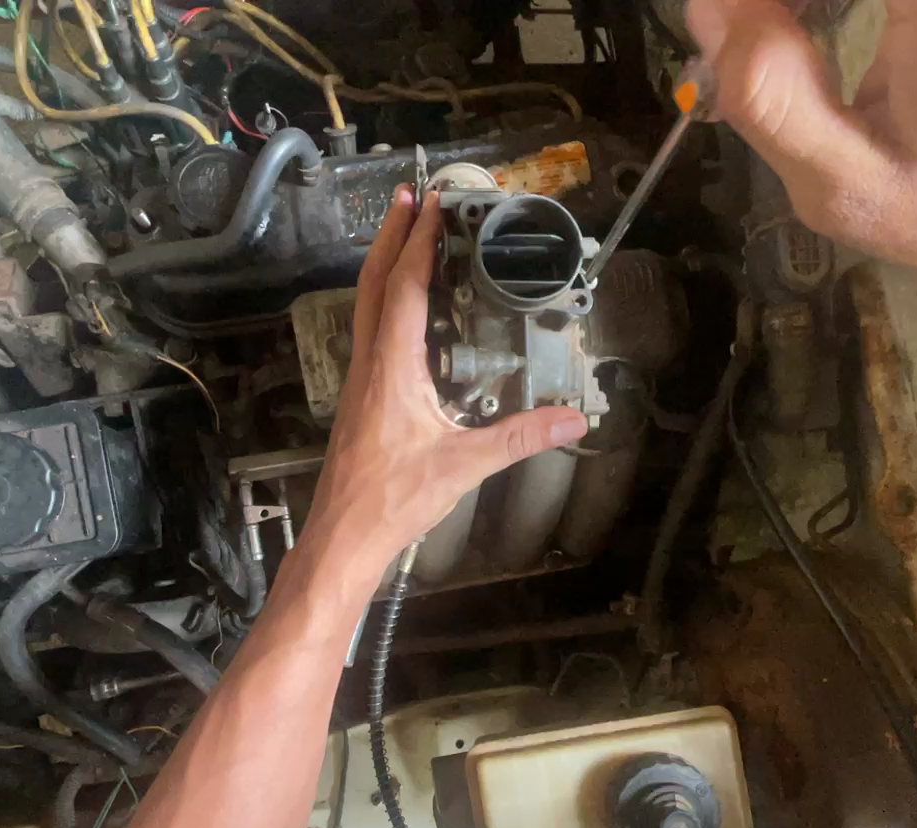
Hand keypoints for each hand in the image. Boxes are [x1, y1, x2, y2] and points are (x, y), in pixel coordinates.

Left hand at [306, 186, 587, 569]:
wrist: (344, 537)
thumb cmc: (394, 500)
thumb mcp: (462, 466)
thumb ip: (517, 439)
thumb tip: (572, 421)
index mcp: (390, 369)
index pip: (402, 289)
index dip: (418, 244)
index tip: (434, 205)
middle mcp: (368, 366)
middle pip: (373, 287)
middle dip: (391, 240)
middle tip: (410, 202)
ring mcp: (359, 384)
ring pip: (366, 310)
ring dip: (385, 270)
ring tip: (407, 243)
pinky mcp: (361, 403)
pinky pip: (372, 338)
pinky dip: (387, 308)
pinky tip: (407, 319)